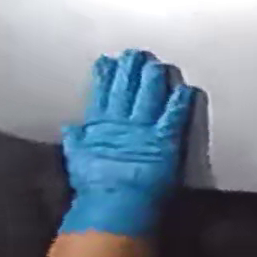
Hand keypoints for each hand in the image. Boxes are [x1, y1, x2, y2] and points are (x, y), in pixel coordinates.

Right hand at [59, 50, 198, 237]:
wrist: (117, 203)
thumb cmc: (96, 186)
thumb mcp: (78, 158)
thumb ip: (77, 139)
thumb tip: (70, 126)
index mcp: (98, 127)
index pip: (101, 95)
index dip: (105, 77)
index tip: (107, 59)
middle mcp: (121, 124)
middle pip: (127, 91)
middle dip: (131, 70)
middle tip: (136, 52)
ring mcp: (144, 130)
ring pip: (149, 97)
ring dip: (154, 79)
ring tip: (157, 63)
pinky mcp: (166, 140)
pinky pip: (174, 115)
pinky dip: (179, 101)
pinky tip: (185, 88)